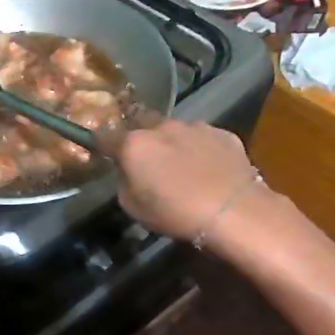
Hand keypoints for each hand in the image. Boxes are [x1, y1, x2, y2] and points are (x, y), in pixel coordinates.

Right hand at [114, 120, 261, 243]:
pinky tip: (209, 169)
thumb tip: (129, 171)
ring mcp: (195, 127)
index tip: (102, 150)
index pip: (105, 135)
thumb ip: (124, 181)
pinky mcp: (223, 134)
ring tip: (182, 164)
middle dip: (140, 135)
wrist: (233, 210)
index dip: (101, 142)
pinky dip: (201, 149)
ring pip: (175, 129)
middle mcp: (162, 127)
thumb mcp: (133, 207)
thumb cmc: (175, 212)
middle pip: (142, 122)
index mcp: (134, 144)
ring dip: (173, 142)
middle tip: (146, 157)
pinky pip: (203, 138)